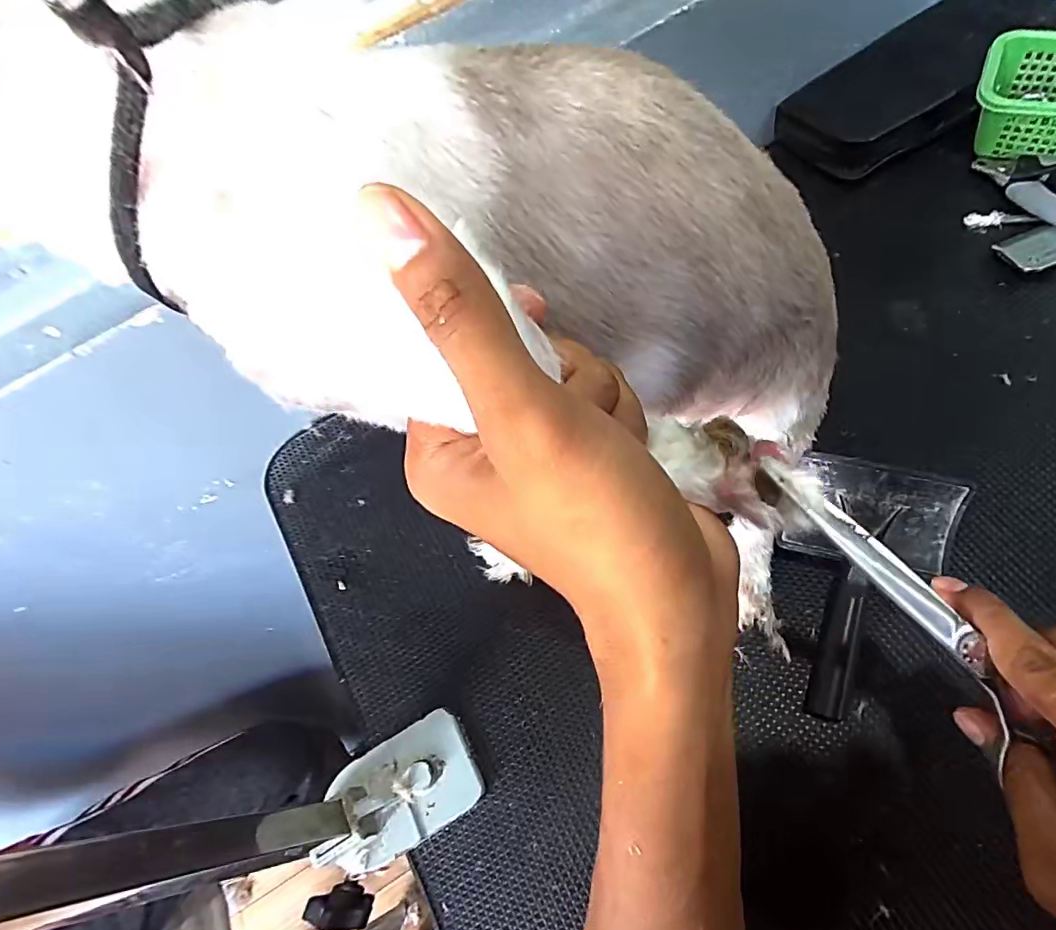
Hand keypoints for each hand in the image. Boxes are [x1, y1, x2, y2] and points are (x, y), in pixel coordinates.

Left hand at [358, 184, 737, 668]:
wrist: (678, 595)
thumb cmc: (596, 516)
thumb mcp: (524, 414)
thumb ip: (462, 316)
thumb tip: (378, 207)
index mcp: (439, 450)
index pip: (449, 345)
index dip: (498, 334)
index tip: (539, 358)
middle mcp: (484, 451)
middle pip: (519, 353)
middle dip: (567, 376)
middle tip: (581, 421)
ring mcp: (543, 455)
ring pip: (571, 371)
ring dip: (602, 397)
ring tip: (615, 446)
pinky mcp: (591, 457)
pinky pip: (600, 399)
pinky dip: (622, 416)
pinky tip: (632, 452)